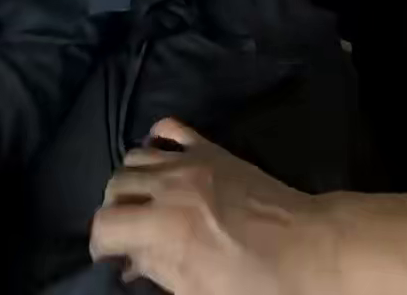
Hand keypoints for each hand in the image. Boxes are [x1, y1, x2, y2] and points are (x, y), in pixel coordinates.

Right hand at [89, 119, 333, 294]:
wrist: (307, 248)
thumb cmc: (256, 285)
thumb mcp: (200, 294)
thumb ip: (158, 273)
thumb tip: (129, 263)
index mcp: (167, 228)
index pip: (106, 223)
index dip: (99, 243)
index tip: (109, 257)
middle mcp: (171, 185)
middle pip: (115, 183)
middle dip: (113, 210)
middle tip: (127, 233)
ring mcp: (191, 159)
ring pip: (135, 155)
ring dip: (131, 179)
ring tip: (142, 202)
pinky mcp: (210, 147)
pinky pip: (170, 127)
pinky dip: (155, 141)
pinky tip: (159, 162)